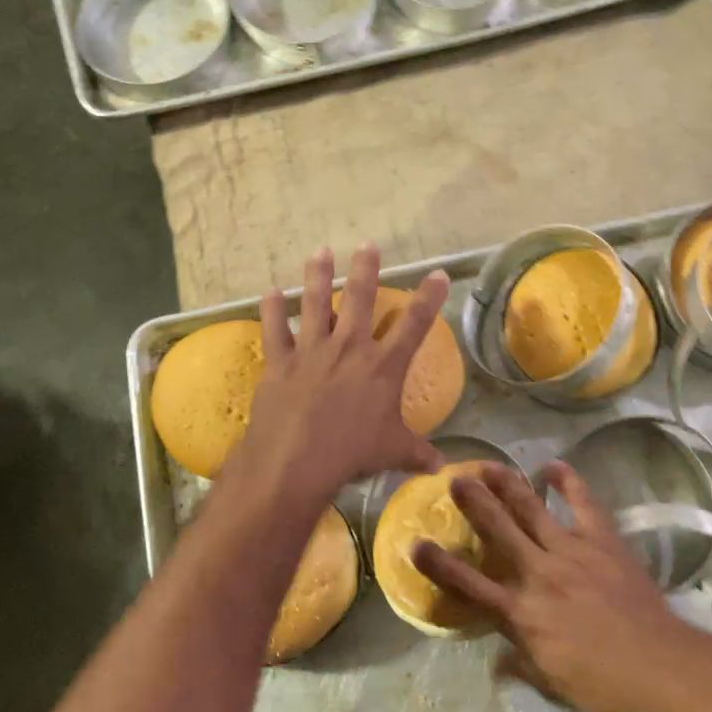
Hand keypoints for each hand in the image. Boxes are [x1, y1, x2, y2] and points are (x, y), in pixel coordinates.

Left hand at [225, 246, 449, 501]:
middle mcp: (350, 348)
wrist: (297, 460)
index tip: (439, 274)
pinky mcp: (280, 361)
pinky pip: (274, 329)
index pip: (414, 324)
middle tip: (368, 244)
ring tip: (320, 252)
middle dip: (366, 269)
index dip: (429, 298)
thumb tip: (442, 466)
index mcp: (383, 366)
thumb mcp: (393, 453)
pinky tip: (270, 291)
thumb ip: (418, 453)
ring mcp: (312, 351)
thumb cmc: (352, 453)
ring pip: (316, 303)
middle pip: (362, 299)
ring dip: (318, 275)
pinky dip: (271, 309)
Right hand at [413, 462, 711, 711]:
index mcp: (521, 614)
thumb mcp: (552, 684)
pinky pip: (584, 503)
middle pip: (498, 531)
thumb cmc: (601, 683)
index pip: (468, 586)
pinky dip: (569, 482)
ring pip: (532, 509)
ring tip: (488, 465)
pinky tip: (553, 465)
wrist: (657, 665)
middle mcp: (539, 574)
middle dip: (473, 503)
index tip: (416, 544)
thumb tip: (496, 664)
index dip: (439, 565)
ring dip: (508, 485)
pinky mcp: (603, 541)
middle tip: (454, 479)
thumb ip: (521, 666)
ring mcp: (572, 552)